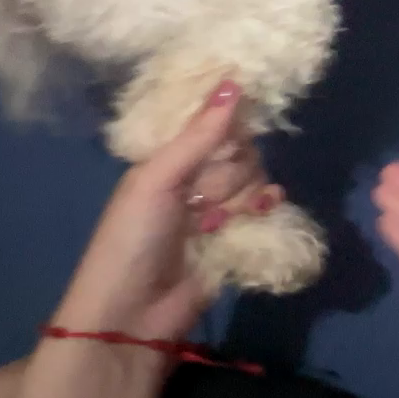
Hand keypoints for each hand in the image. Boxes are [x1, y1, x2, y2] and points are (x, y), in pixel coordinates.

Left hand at [52, 80, 283, 342]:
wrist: (132, 317)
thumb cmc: (131, 241)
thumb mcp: (157, 181)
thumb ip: (199, 134)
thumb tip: (233, 79)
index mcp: (168, 159)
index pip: (211, 121)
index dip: (226, 120)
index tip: (236, 125)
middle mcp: (195, 177)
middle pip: (240, 150)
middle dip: (231, 171)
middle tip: (204, 197)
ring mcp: (218, 206)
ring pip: (255, 175)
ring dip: (243, 195)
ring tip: (217, 222)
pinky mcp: (238, 232)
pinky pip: (267, 202)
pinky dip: (267, 204)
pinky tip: (261, 211)